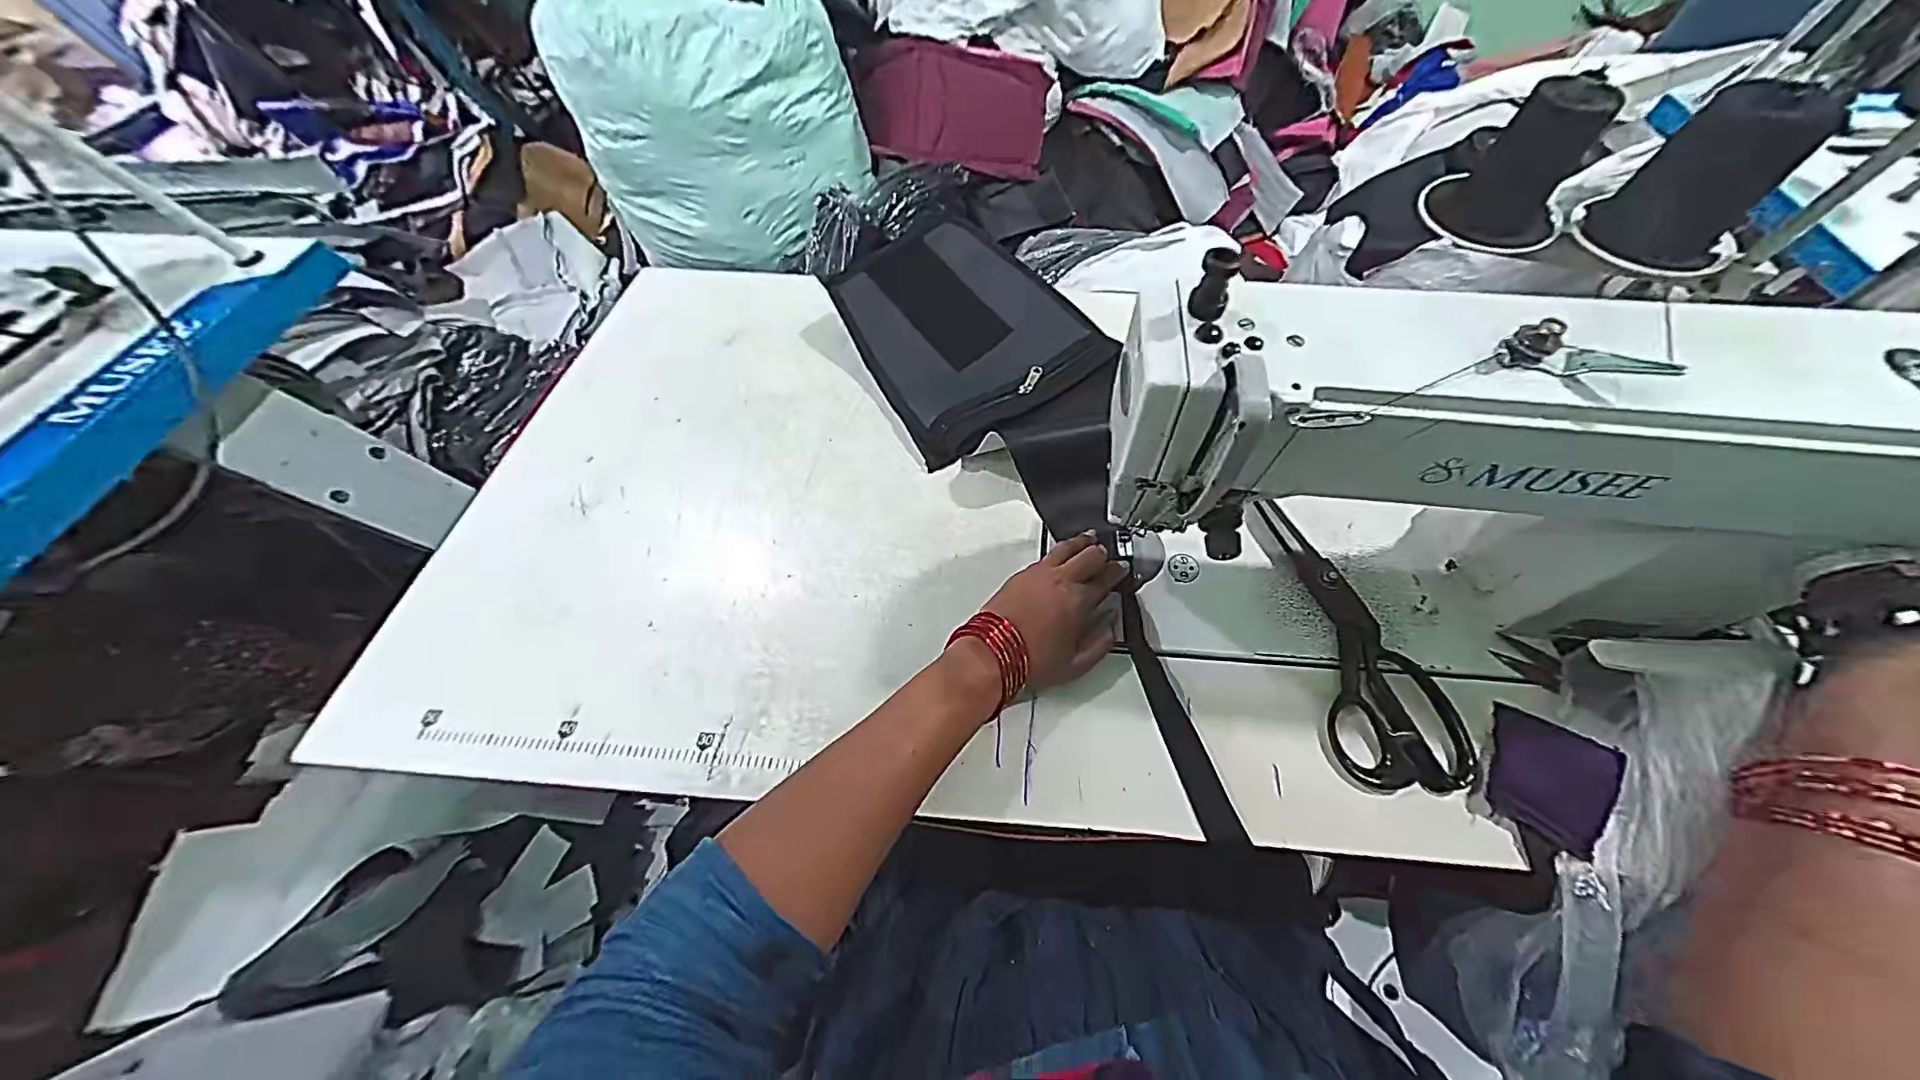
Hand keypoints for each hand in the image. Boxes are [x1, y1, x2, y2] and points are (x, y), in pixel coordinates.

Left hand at [976, 532, 1126, 692]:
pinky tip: (1059, 553)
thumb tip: (1108, 632)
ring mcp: (1039, 574)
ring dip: (1081, 543)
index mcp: (1078, 601)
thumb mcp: (1075, 664)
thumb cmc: (1029, 659)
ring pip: (1066, 548)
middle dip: (1102, 553)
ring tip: (1088, 538)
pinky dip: (1058, 550)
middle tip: (1108, 553)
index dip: (1117, 572)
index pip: (1105, 579)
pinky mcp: (1021, 575)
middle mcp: (1060, 581)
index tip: (1121, 569)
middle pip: (1089, 556)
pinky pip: (1046, 556)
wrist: (993, 652)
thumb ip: (1098, 645)